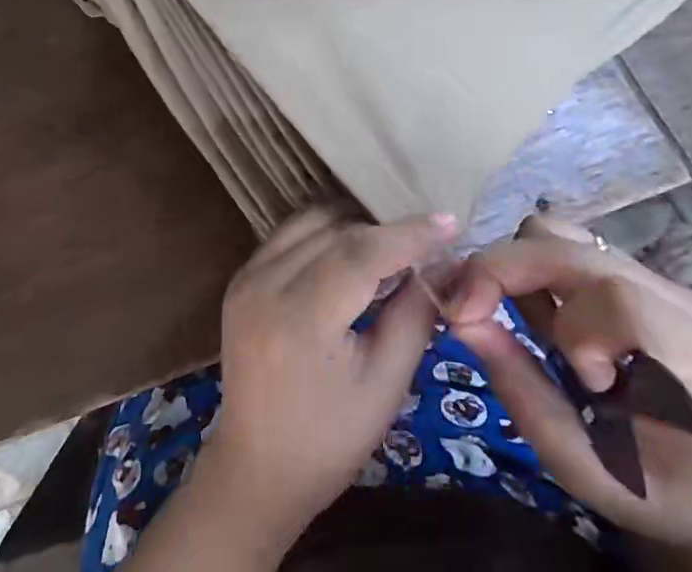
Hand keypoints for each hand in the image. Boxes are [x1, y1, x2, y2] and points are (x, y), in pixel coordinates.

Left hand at [201, 203, 457, 536]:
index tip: (450, 224)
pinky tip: (351, 258)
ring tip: (390, 253)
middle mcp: (264, 286)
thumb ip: (415, 314)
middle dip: (387, 232)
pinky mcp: (241, 278)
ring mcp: (246, 278)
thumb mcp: (386, 384)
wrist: (256, 469)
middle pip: (338, 231)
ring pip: (313, 222)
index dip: (409, 234)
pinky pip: (291, 235)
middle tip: (427, 246)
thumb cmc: (330, 440)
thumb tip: (444, 263)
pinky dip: (326, 235)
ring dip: (356, 229)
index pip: (361, 252)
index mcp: (300, 320)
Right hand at [444, 216, 691, 552]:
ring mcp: (665, 281)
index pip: (624, 302)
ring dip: (518, 266)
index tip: (551, 367)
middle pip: (579, 250)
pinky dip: (533, 266)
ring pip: (566, 233)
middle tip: (465, 311)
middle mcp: (690, 308)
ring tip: (509, 312)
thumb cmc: (655, 494)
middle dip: (505, 271)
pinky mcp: (638, 272)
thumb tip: (460, 319)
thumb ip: (524, 393)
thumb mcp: (585, 469)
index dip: (568, 322)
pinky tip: (535, 308)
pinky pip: (569, 244)